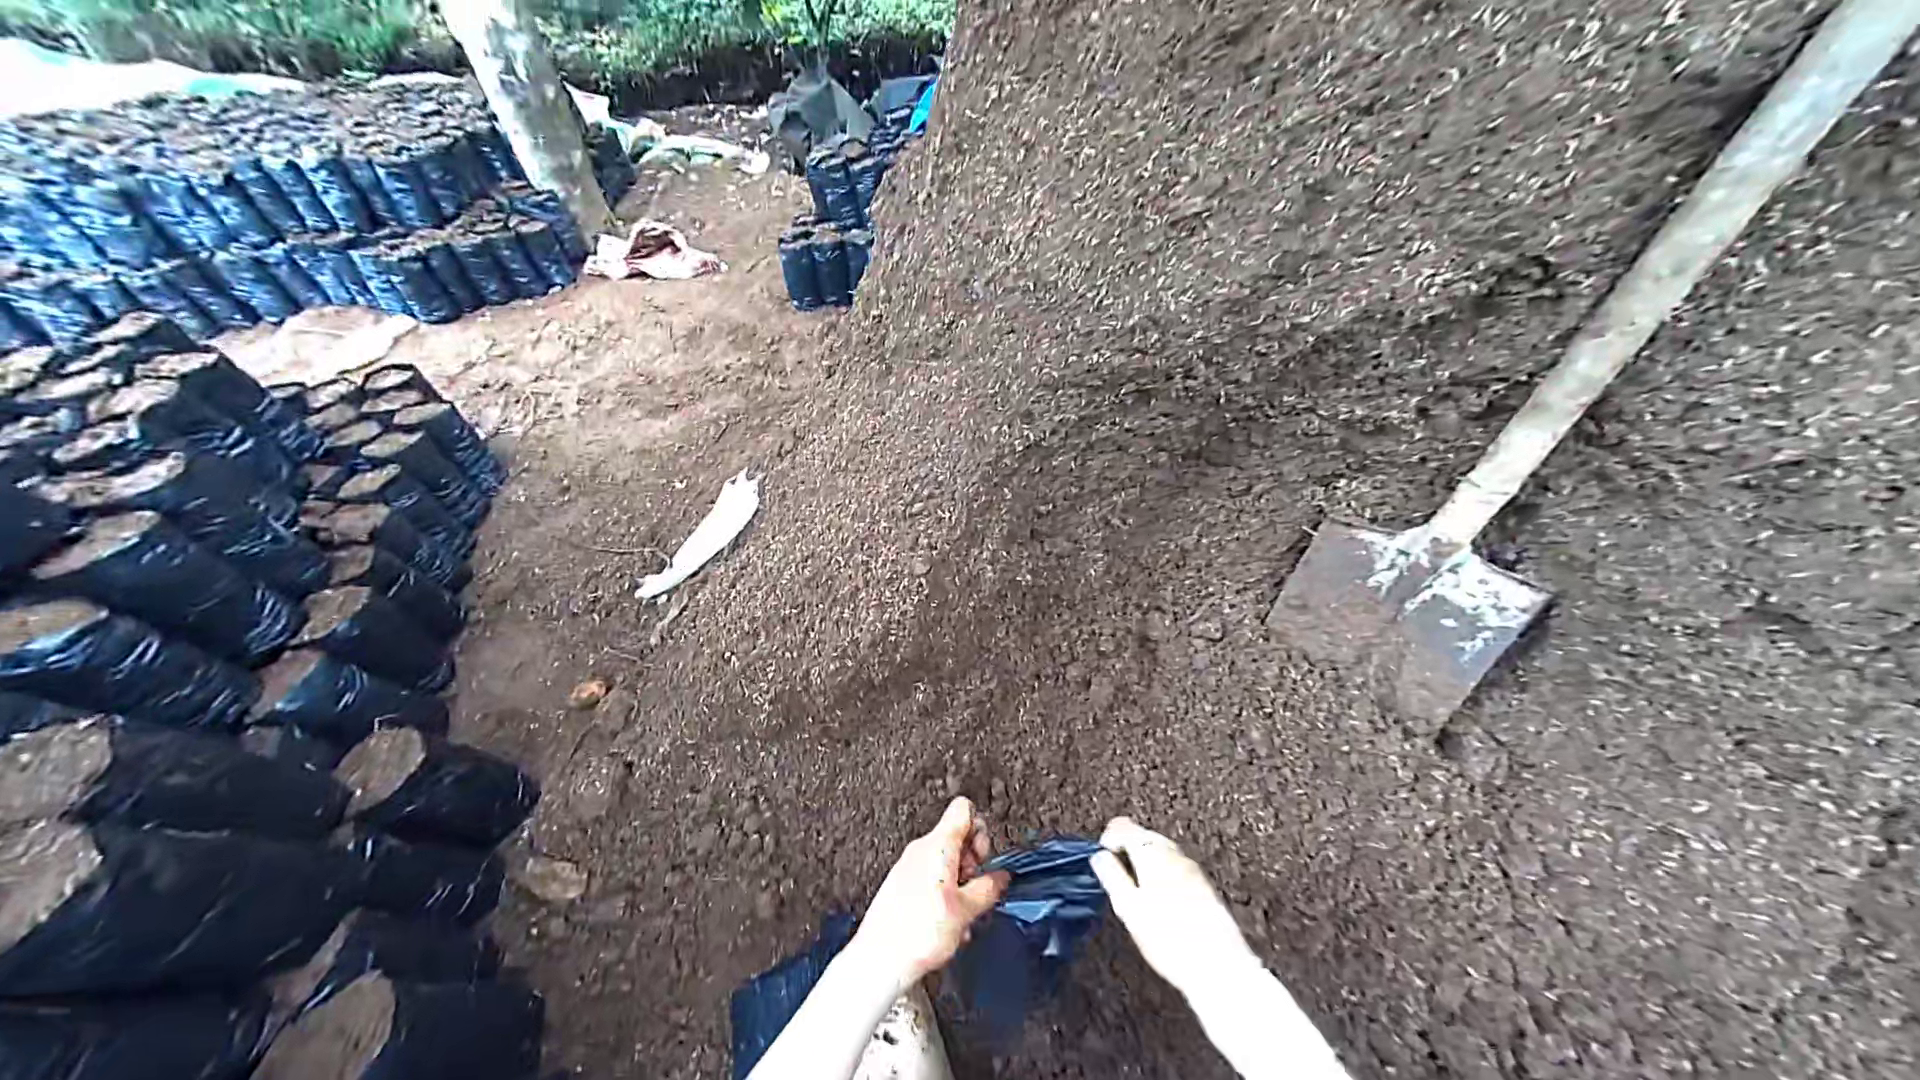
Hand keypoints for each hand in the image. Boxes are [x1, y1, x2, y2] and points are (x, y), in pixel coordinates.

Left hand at [850, 796, 1009, 986]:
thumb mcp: (966, 911)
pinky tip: (948, 920)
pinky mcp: (903, 882)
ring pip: (947, 859)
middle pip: (958, 835)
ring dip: (961, 881)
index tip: (983, 857)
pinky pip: (933, 875)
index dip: (980, 828)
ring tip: (961, 911)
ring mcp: (911, 864)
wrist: (879, 959)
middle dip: (973, 860)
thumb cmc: (915, 934)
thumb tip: (1000, 877)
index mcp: (938, 845)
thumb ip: (988, 888)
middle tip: (974, 886)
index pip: (963, 808)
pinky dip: (945, 891)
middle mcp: (922, 848)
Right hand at [1090, 817, 1261, 998]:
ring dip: (1145, 861)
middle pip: (1144, 836)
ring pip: (1162, 851)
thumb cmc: (1168, 938)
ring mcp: (1193, 869)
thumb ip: (1112, 876)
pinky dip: (1162, 873)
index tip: (1102, 858)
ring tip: (1136, 890)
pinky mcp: (1205, 887)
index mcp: (1151, 852)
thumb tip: (1099, 856)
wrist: (1220, 968)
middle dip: (1127, 850)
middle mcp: (1174, 853)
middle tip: (1116, 875)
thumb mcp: (1128, 908)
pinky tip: (1160, 899)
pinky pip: (1176, 867)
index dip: (1108, 838)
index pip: (1123, 826)